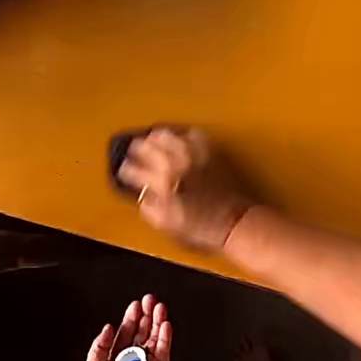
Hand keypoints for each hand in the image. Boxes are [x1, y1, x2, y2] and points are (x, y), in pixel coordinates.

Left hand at [83, 295, 171, 360]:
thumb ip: (99, 345)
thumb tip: (107, 328)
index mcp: (116, 359)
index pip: (126, 333)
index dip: (130, 318)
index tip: (135, 305)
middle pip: (142, 332)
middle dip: (146, 315)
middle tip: (149, 300)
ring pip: (154, 338)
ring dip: (157, 321)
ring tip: (158, 306)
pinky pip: (164, 350)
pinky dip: (166, 336)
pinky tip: (165, 324)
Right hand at [118, 127, 257, 250]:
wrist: (235, 221)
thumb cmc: (202, 227)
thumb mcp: (166, 224)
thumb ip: (148, 207)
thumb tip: (143, 194)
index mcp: (162, 183)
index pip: (132, 170)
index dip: (125, 171)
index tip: (125, 172)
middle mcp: (175, 163)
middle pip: (144, 146)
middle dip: (136, 150)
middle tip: (135, 153)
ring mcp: (193, 153)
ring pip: (165, 134)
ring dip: (155, 137)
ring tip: (152, 141)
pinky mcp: (210, 148)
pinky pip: (191, 132)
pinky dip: (182, 133)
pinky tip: (179, 138)